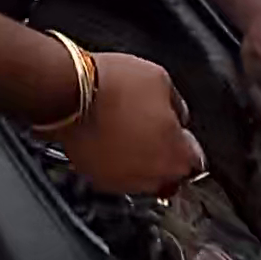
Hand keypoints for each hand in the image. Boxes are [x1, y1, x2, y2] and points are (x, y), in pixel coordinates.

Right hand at [52, 52, 205, 194]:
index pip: (194, 156)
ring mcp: (124, 182)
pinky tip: (103, 136)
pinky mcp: (96, 179)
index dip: (181, 137)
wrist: (66, 90)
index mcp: (178, 155)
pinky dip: (110, 158)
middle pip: (168, 169)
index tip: (170, 126)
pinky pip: (112, 172)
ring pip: (139, 173)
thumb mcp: (158, 77)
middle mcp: (155, 177)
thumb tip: (176, 113)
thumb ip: (176, 103)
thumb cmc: (110, 83)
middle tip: (143, 124)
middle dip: (159, 150)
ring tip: (119, 127)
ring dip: (135, 156)